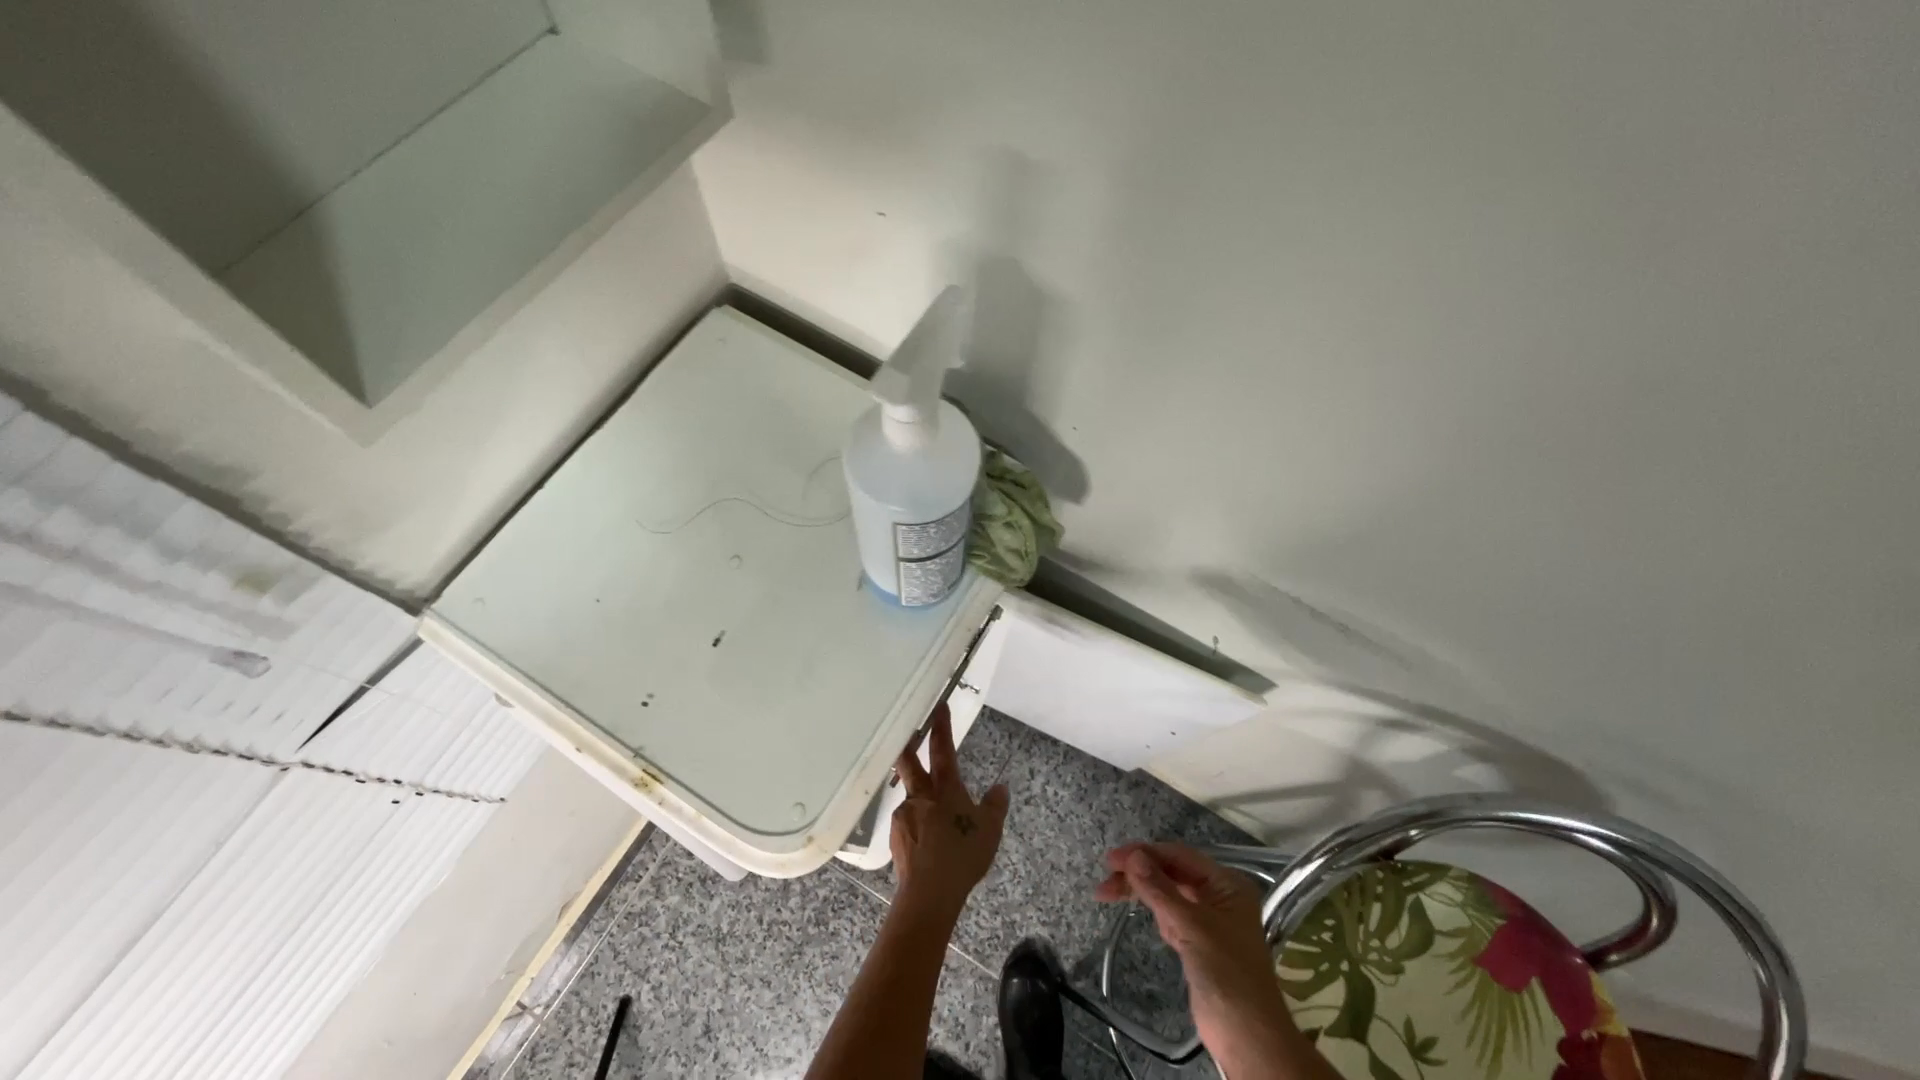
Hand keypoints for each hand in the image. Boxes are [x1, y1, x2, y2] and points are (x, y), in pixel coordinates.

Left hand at [891, 703, 1008, 912]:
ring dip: (920, 797)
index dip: (942, 728)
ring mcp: (904, 816)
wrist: (929, 892)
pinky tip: (927, 842)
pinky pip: (908, 823)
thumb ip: (995, 806)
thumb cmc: (963, 856)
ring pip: (911, 797)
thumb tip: (1000, 787)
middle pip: (909, 762)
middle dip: (909, 745)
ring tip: (936, 819)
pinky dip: (918, 824)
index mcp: (946, 790)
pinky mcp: (895, 837)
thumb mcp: (990, 831)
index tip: (939, 707)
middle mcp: (920, 797)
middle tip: (909, 733)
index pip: (943, 750)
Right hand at [1096, 843, 1290, 1048]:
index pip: (1180, 857)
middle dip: (1138, 874)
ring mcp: (1208, 920)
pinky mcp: (1197, 942)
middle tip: (1104, 880)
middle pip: (1172, 873)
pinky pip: (1170, 915)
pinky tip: (1137, 910)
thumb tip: (1133, 857)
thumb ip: (1160, 889)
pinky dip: (1153, 911)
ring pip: (1168, 894)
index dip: (1145, 853)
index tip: (1111, 859)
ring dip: (1141, 891)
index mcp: (1227, 884)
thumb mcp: (1191, 925)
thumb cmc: (1226, 972)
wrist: (1246, 1033)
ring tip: (1106, 893)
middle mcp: (1219, 896)